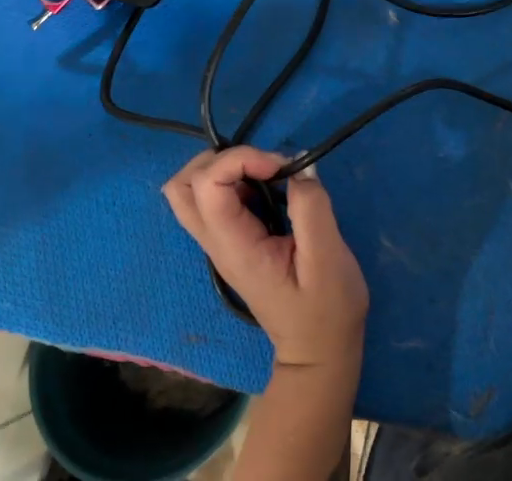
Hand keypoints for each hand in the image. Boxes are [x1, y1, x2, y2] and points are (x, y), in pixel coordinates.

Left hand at [163, 147, 368, 368]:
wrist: (319, 351)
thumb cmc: (326, 309)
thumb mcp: (329, 258)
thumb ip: (311, 209)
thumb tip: (300, 170)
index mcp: (235, 247)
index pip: (207, 185)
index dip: (239, 159)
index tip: (281, 167)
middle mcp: (217, 242)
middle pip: (182, 186)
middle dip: (219, 159)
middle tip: (263, 163)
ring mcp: (221, 244)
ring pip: (192, 191)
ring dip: (223, 168)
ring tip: (265, 172)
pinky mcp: (233, 242)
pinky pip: (214, 200)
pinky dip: (235, 180)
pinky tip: (268, 187)